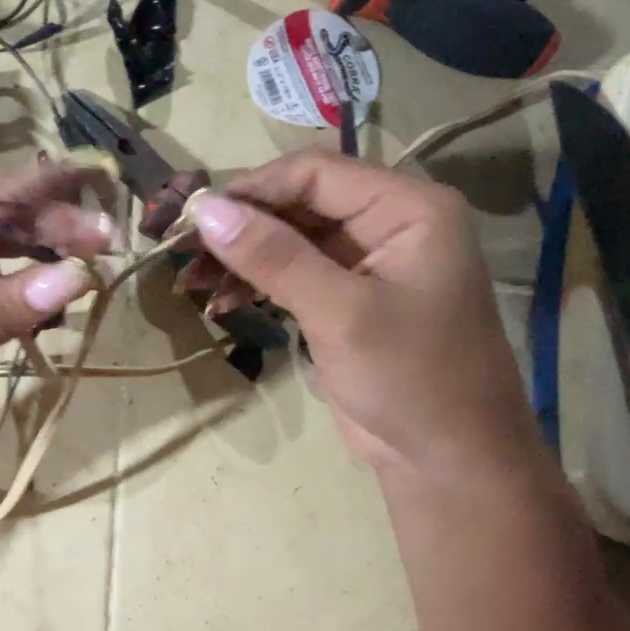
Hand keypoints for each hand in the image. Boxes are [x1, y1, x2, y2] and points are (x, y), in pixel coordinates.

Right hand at [179, 151, 542, 481]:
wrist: (448, 455)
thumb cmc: (410, 376)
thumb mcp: (339, 312)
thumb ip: (274, 258)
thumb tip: (206, 210)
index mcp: (407, 209)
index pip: (314, 175)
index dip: (250, 190)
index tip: (190, 218)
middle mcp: (389, 225)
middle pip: (298, 206)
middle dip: (239, 228)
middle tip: (181, 255)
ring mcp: (367, 265)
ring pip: (289, 242)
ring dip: (240, 260)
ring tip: (191, 284)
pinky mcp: (348, 302)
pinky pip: (293, 277)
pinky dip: (256, 287)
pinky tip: (222, 305)